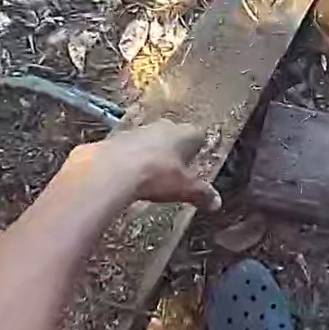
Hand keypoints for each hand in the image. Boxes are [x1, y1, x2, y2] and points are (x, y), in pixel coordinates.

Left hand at [51, 120, 220, 214]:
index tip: (195, 162)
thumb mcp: (184, 189)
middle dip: (173, 149)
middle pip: (173, 134)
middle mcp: (162, 126)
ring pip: (150, 140)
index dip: (197, 148)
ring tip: (150, 175)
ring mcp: (137, 131)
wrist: (111, 170)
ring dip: (150, 153)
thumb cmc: (155, 175)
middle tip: (174, 169)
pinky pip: (128, 148)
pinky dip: (129, 159)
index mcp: (184, 134)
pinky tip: (128, 175)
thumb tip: (217, 203)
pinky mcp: (116, 139)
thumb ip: (201, 194)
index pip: (197, 135)